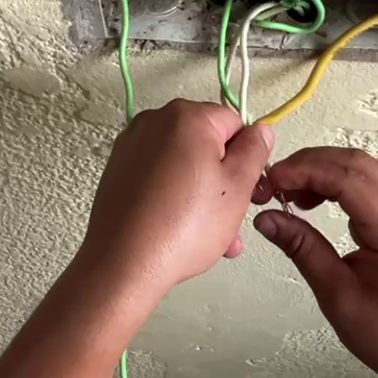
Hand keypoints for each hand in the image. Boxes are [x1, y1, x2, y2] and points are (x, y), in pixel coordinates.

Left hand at [80, 100, 273, 298]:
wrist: (123, 262)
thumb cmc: (185, 225)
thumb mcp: (237, 186)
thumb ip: (255, 150)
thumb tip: (259, 131)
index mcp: (187, 116)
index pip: (235, 124)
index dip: (247, 158)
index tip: (249, 191)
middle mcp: (155, 120)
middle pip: (208, 144)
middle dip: (225, 180)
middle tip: (232, 221)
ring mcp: (132, 144)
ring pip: (184, 163)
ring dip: (203, 194)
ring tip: (211, 237)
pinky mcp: (118, 168)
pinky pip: (159, 175)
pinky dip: (175, 195)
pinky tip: (182, 229)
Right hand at [252, 147, 377, 377]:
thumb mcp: (336, 294)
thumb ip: (301, 247)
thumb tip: (264, 217)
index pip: (347, 179)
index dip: (304, 171)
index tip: (270, 181)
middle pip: (356, 163)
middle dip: (309, 165)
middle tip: (273, 184)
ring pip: (363, 169)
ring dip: (323, 171)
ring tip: (289, 193)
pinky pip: (371, 184)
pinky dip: (338, 183)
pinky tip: (314, 201)